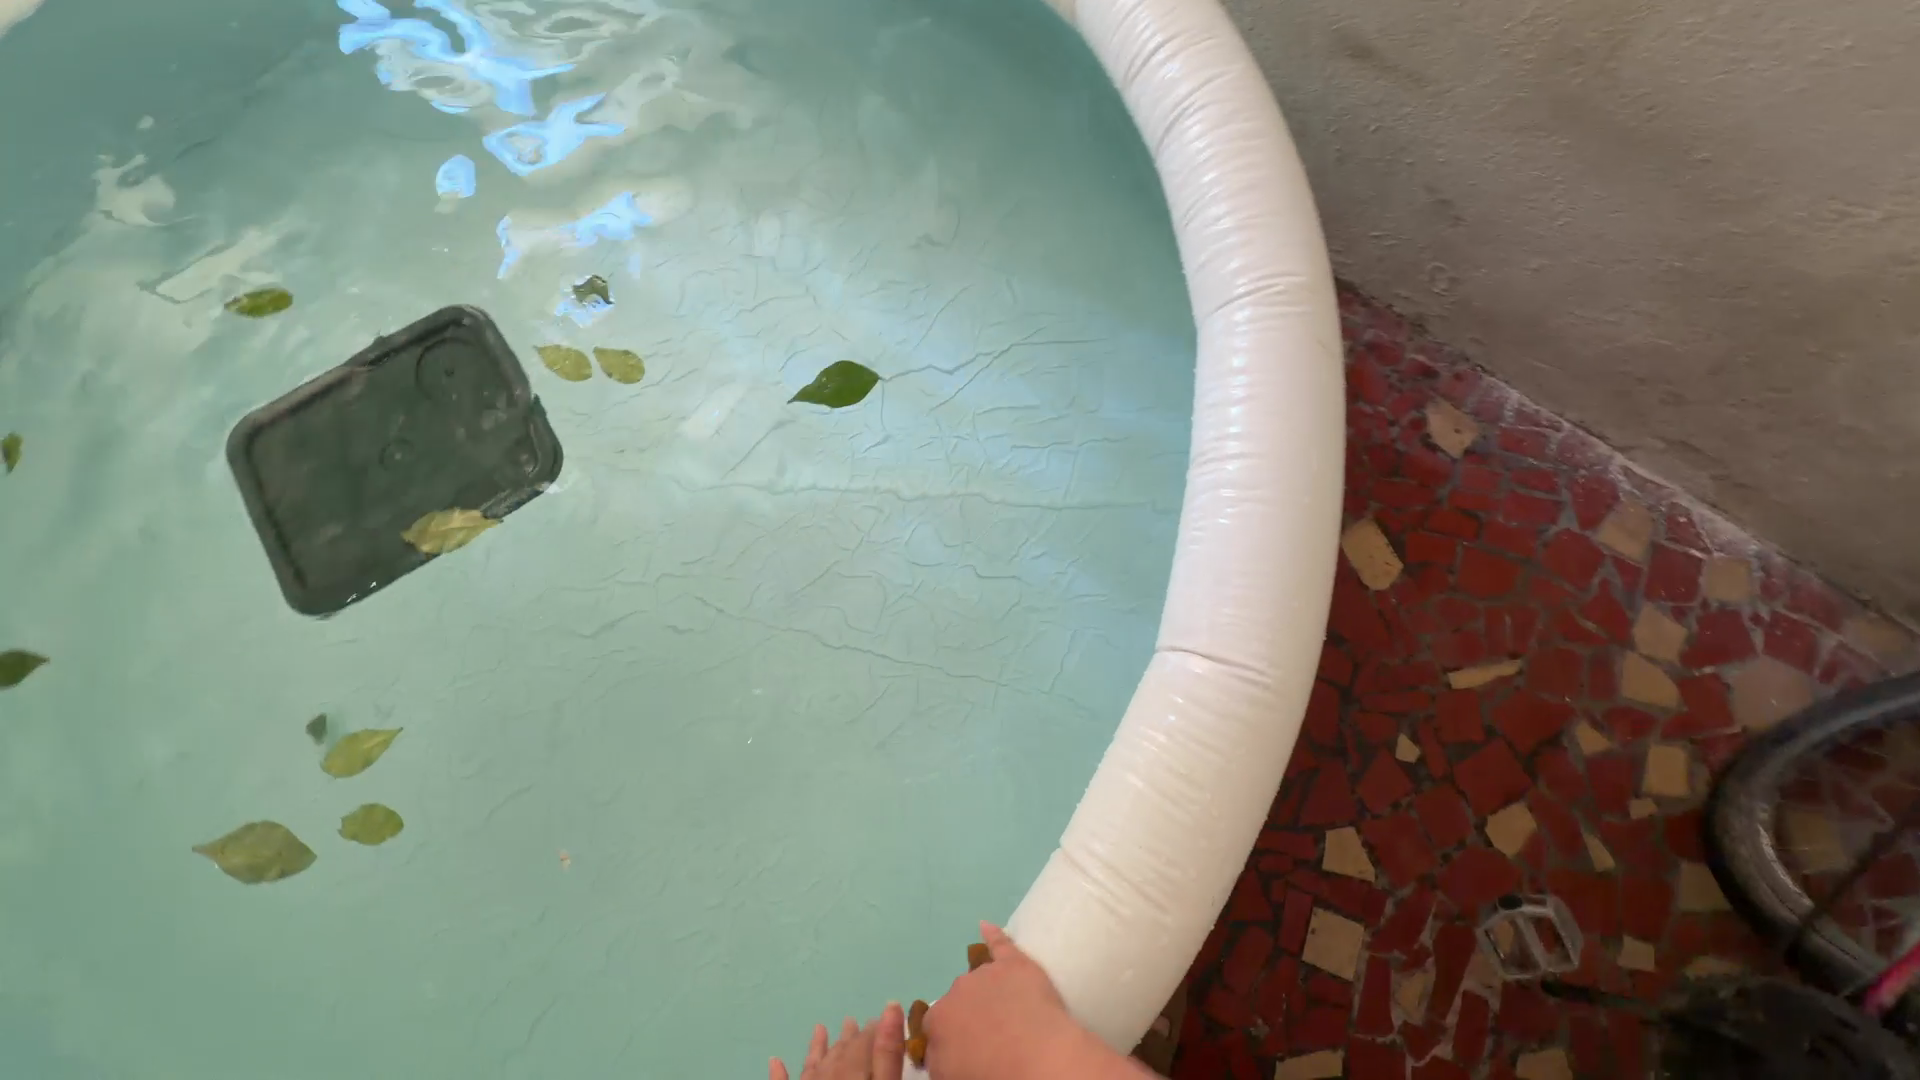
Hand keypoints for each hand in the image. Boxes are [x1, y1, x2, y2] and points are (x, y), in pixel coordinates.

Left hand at [771, 1003, 904, 1079]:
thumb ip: (888, 1052)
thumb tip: (892, 1006)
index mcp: (851, 1067)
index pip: (865, 1041)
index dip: (876, 1028)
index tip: (884, 1017)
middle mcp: (825, 1072)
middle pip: (840, 1051)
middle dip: (850, 1036)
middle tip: (856, 1020)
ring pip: (814, 1064)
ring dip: (820, 1046)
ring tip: (821, 1028)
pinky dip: (780, 1072)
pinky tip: (774, 1060)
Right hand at [923, 923, 1136, 1079]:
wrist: (1041, 1063)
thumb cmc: (994, 1076)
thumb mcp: (952, 1078)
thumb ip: (940, 1061)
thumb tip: (936, 1053)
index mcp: (938, 1022)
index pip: (934, 1028)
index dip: (949, 1040)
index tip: (964, 1052)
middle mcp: (957, 991)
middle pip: (958, 1001)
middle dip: (969, 1016)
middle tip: (990, 1039)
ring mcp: (987, 974)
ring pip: (980, 979)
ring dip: (986, 991)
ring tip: (1005, 1011)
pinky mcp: (1015, 964)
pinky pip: (1000, 944)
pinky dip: (992, 936)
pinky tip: (985, 926)